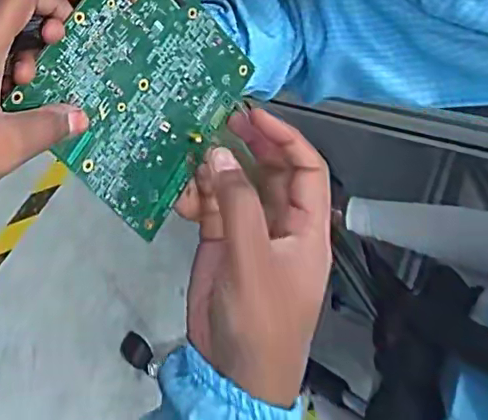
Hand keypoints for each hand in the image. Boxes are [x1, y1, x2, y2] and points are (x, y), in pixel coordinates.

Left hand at [0, 0, 88, 218]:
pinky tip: (2, 92)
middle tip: (53, 51)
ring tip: (25, 80)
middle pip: (5, 2)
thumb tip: (79, 117)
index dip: (53, 1)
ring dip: (15, 40)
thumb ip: (48, 125)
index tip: (70, 26)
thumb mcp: (5, 146)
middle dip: (37, 19)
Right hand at [175, 108, 333, 407]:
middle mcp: (279, 223)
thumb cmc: (259, 320)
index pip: (306, 169)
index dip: (285, 137)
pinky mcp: (221, 239)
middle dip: (246, 144)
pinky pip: (210, 202)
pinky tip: (181, 199)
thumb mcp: (252, 258)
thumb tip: (218, 153)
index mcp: (305, 229)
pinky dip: (195, 194)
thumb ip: (236, 201)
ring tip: (191, 162)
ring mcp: (249, 230)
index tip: (253, 115)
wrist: (231, 372)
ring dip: (213, 169)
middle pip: (268, 170)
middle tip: (218, 121)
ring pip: (234, 182)